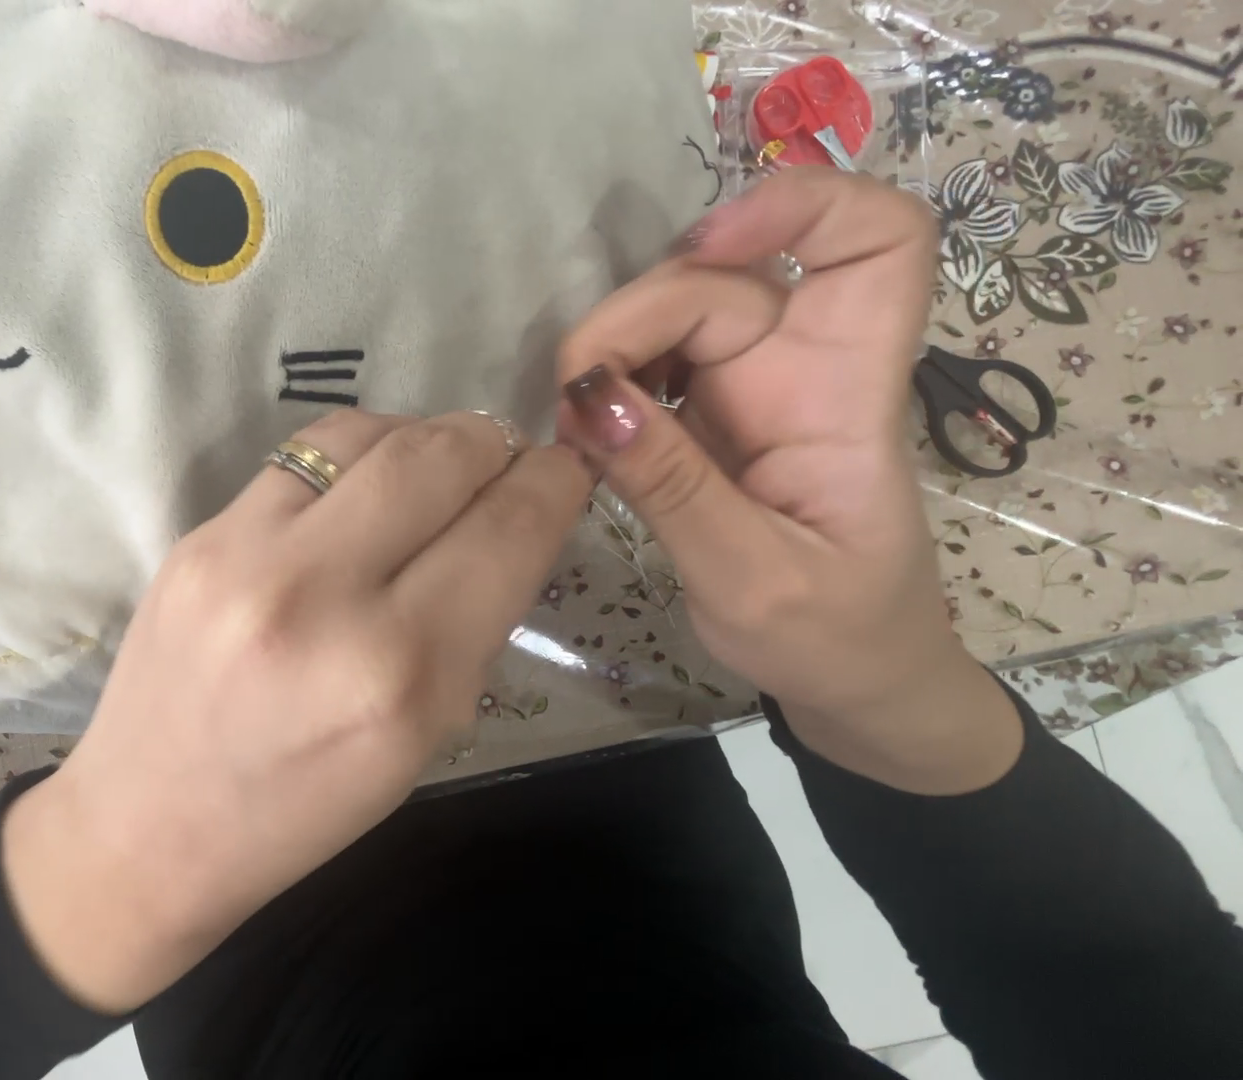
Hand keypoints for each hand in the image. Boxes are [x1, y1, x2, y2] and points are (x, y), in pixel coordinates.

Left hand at [5, 410, 593, 1012]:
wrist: (150, 826)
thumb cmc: (300, 808)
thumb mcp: (422, 739)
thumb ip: (472, 625)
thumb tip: (507, 526)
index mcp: (399, 679)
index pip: (504, 536)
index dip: (551, 487)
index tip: (562, 473)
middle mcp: (320, 602)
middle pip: (437, 459)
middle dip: (492, 444)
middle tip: (505, 458)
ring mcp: (243, 558)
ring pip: (364, 436)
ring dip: (423, 436)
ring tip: (437, 462)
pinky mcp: (194, 538)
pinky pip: (297, 456)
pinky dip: (352, 455)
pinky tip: (361, 482)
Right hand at [554, 168, 1020, 794]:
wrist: (852, 684)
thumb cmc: (831, 636)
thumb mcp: (750, 576)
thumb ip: (672, 487)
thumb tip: (589, 398)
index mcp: (846, 394)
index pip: (873, 242)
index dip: (798, 206)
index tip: (703, 249)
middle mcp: (797, 374)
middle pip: (723, 283)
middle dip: (639, 315)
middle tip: (574, 396)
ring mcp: (744, 398)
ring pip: (673, 319)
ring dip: (611, 349)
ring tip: (571, 422)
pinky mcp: (702, 428)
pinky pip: (646, 373)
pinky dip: (604, 387)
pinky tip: (581, 431)